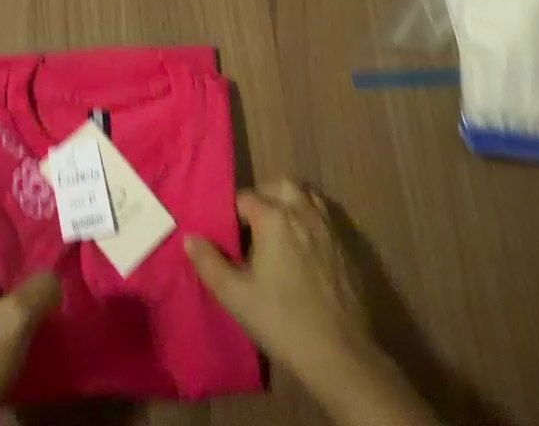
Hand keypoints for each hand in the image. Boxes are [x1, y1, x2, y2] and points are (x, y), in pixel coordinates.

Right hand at [184, 179, 373, 373]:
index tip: (227, 236)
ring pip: (308, 196)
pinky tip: (304, 250)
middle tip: (253, 226)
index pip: (245, 198)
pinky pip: (326, 217)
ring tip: (278, 232)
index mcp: (275, 218)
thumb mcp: (235, 296)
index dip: (232, 214)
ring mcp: (330, 227)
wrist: (339, 353)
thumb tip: (191, 238)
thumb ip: (209, 263)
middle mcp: (304, 212)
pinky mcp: (347, 246)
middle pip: (281, 185)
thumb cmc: (281, 320)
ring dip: (290, 203)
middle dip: (264, 196)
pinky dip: (311, 221)